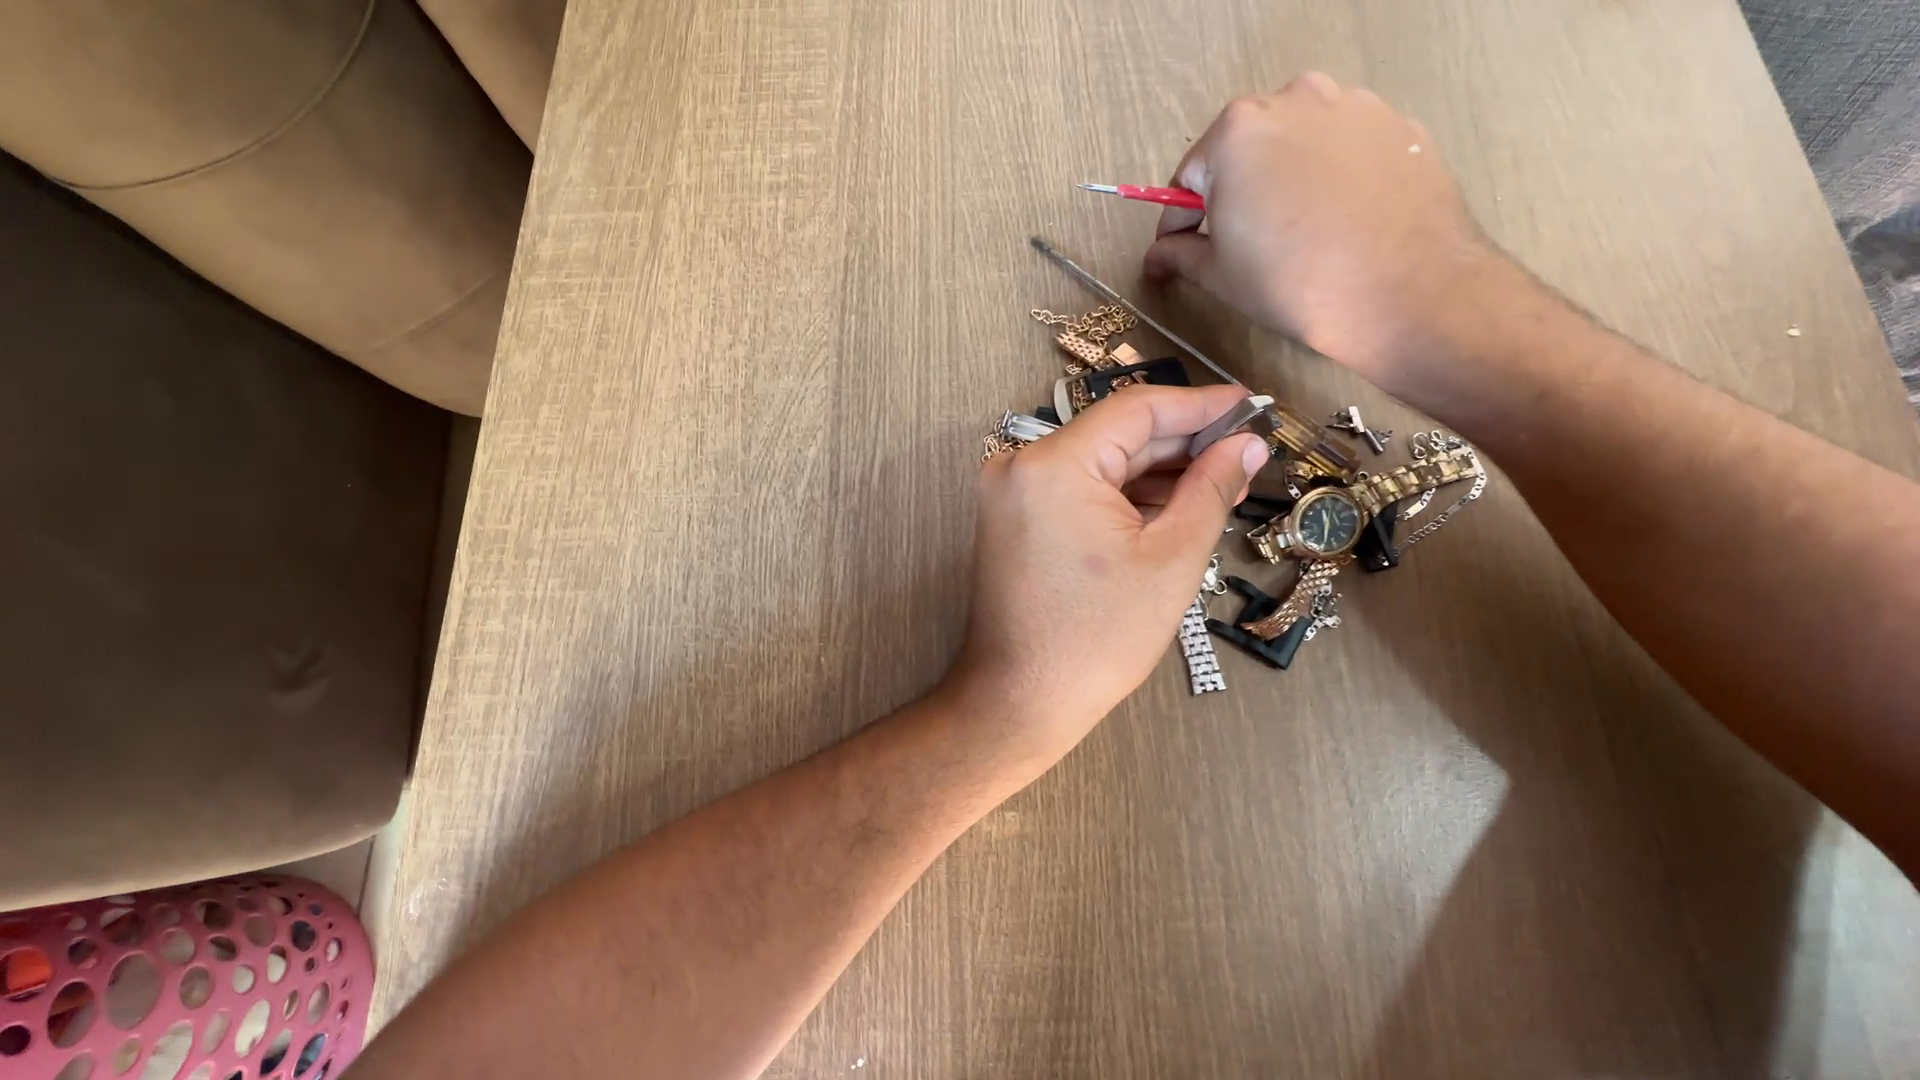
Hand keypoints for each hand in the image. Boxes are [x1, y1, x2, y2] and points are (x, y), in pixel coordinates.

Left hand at [948, 385, 1267, 759]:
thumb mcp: (1171, 558)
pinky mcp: (1013, 519)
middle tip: (1245, 451)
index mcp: (1053, 464)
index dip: (1199, 405)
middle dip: (1183, 444)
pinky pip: (1078, 490)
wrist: (1021, 700)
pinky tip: (1173, 506)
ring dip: (1157, 472)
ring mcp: (1012, 492)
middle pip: (1117, 436)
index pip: (1137, 410)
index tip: (1248, 403)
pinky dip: (1123, 496)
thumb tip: (1246, 444)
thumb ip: (1211, 488)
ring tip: (1221, 483)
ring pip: (1099, 464)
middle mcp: (1021, 464)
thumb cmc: (1098, 638)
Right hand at [1142, 73, 1493, 385]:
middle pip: (1244, 151)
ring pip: (1298, 146)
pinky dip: (1333, 179)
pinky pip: (1345, 151)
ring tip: (1296, 235)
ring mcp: (1352, 107)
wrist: (1406, 291)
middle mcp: (1294, 100)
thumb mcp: (1220, 275)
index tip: (1179, 251)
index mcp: (1237, 131)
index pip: (1188, 179)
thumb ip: (1179, 254)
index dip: (1179, 222)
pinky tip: (1338, 223)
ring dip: (1285, 182)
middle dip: (1235, 195)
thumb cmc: (1297, 282)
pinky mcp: (1397, 126)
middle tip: (1243, 245)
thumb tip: (1158, 256)